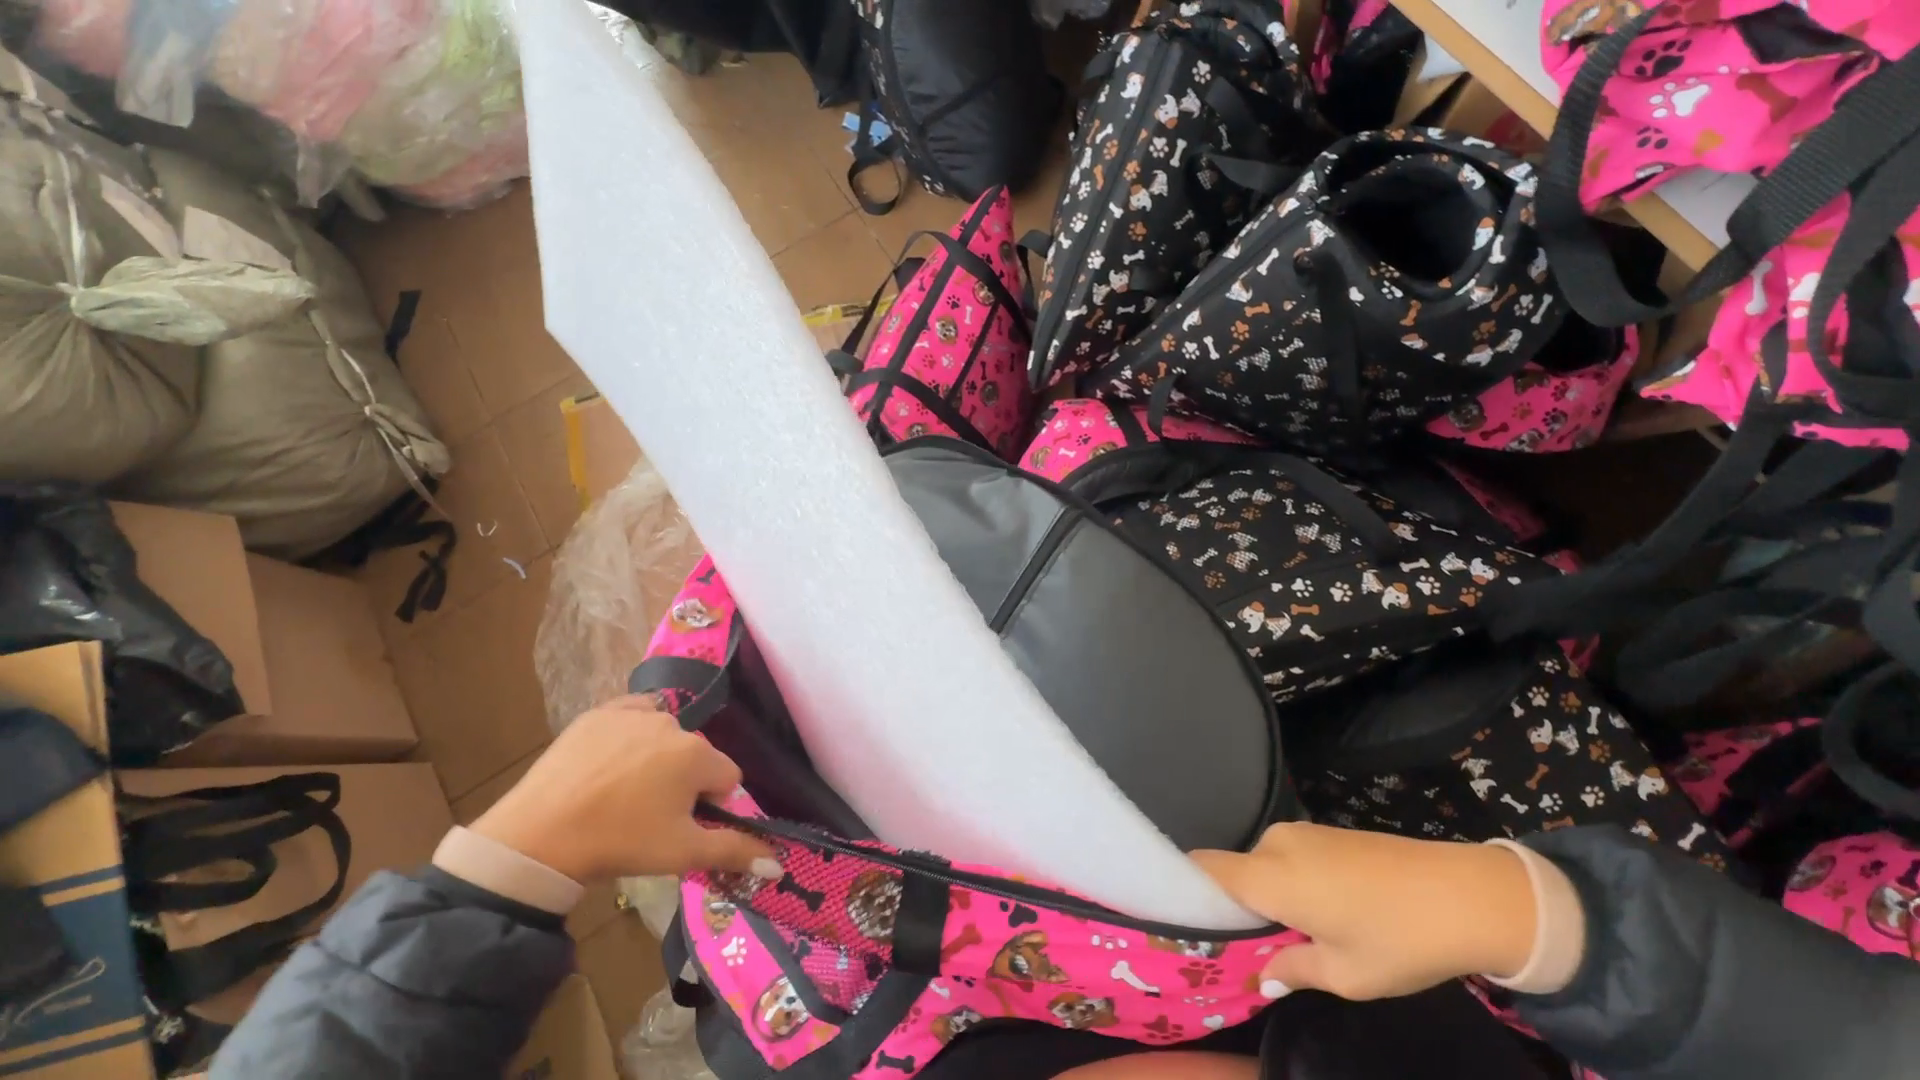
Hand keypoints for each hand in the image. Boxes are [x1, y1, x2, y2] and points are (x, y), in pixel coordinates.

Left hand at [471, 695, 776, 883]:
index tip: (681, 826)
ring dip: (656, 761)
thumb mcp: (682, 853)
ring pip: (664, 738)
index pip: (727, 778)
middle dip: (683, 782)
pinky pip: (631, 718)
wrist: (540, 834)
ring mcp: (633, 713)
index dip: (711, 806)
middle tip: (651, 816)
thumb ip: (734, 852)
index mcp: (698, 755)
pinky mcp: (599, 712)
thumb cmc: (621, 843)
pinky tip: (610, 764)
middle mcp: (672, 723)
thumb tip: (779, 865)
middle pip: (695, 756)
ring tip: (624, 795)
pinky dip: (630, 737)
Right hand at [1190, 823, 1535, 1000]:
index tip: (1186, 923)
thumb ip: (1293, 971)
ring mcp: (1306, 834)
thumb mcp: (1346, 974)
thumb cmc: (1400, 939)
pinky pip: (1289, 857)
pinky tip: (1323, 913)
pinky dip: (1291, 883)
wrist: (1473, 894)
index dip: (1185, 890)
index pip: (1202, 867)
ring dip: (1268, 895)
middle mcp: (1277, 845)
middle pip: (1234, 870)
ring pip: (1264, 864)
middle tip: (1250, 947)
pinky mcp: (1331, 834)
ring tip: (1292, 935)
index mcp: (1270, 876)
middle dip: (1235, 905)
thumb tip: (1263, 977)